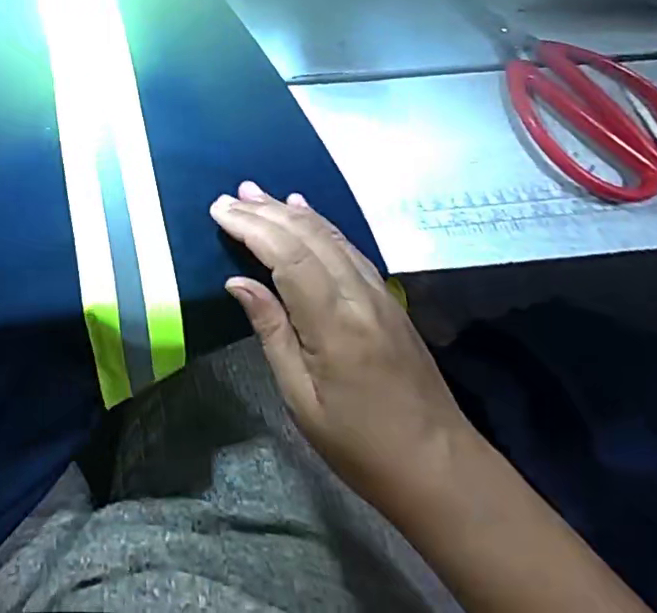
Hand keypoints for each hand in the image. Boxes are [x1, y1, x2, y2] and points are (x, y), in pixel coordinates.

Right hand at [211, 181, 471, 505]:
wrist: (437, 462)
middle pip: (309, 236)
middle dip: (266, 212)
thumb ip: (271, 332)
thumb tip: (237, 283)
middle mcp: (359, 295)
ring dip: (291, 211)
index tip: (219, 210)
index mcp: (334, 323)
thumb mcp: (301, 399)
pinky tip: (305, 212)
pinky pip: (348, 248)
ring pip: (330, 235)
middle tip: (230, 197)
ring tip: (258, 194)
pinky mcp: (389, 296)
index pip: (287, 256)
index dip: (252, 228)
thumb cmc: (359, 444)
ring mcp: (379, 291)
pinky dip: (321, 225)